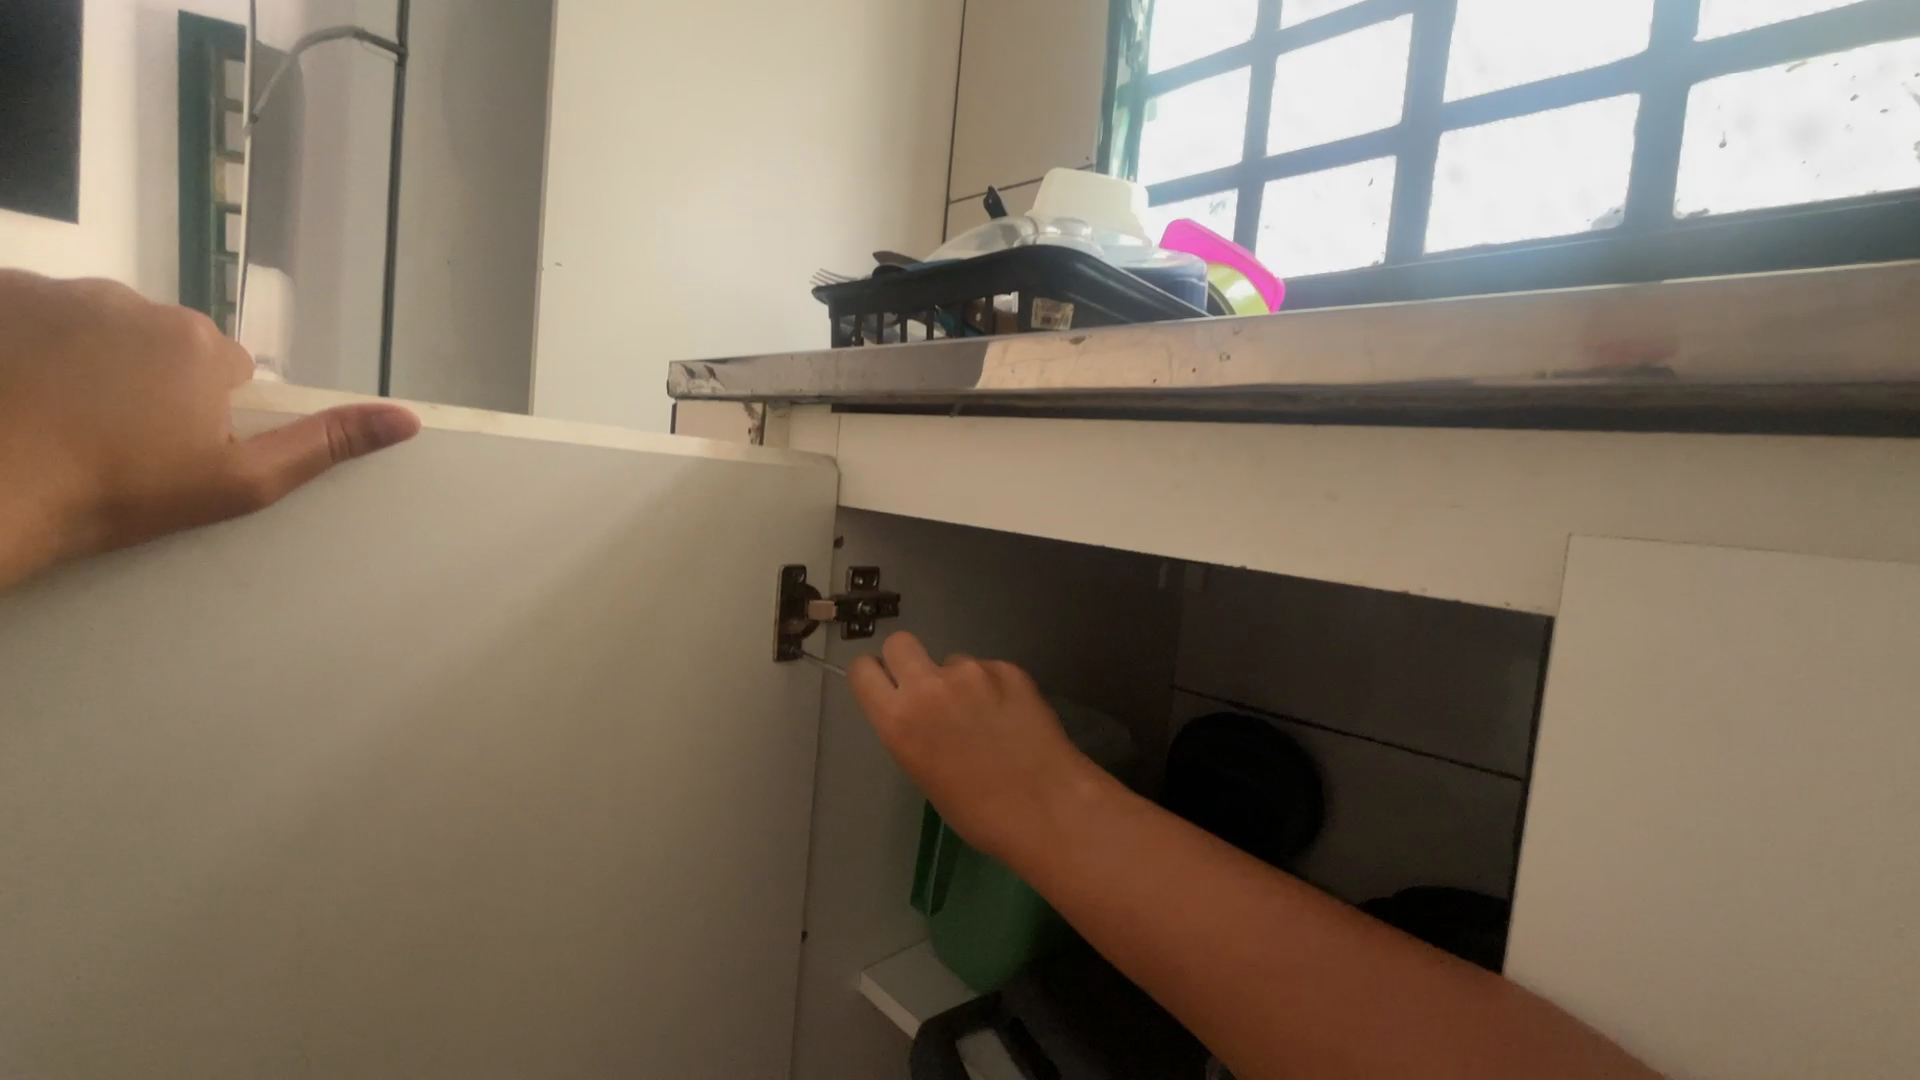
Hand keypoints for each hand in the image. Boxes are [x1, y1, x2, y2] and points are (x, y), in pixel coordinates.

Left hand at [0, 271, 420, 588]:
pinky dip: (24, 343)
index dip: (206, 410)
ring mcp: (47, 293)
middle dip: (148, 378)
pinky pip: (27, 314)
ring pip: (93, 325)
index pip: (225, 367)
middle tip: (115, 438)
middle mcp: (130, 301)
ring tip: (55, 415)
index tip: (171, 446)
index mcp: (199, 343)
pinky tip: (15, 389)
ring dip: (85, 359)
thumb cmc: (120, 491)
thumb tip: (407, 419)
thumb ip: (327, 443)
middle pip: (159, 340)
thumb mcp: (244, 480)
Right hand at [848, 631, 1112, 861]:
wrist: (1046, 807)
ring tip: (986, 717)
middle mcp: (929, 685)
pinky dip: (995, 687)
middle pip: (900, 642)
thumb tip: (919, 713)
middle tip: (929, 688)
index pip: (863, 670)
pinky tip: (1013, 717)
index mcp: (899, 719)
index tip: (886, 685)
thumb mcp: (923, 773)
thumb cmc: (978, 811)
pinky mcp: (1008, 668)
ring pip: (952, 659)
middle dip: (907, 659)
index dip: (874, 674)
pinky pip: (989, 669)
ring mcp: (972, 671)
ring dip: (960, 680)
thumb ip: (912, 730)